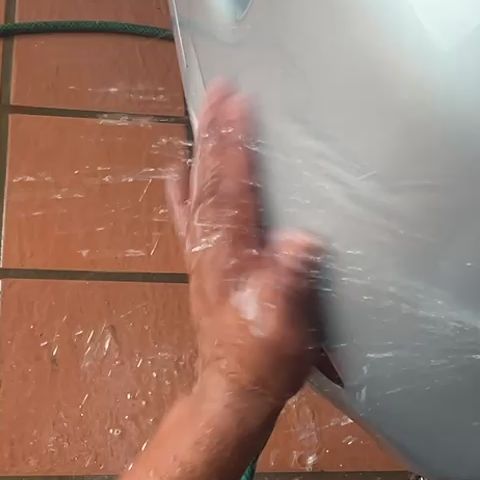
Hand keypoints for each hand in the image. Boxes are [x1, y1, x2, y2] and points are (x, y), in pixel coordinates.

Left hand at [168, 83, 321, 418]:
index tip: (239, 102)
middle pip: (210, 180)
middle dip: (215, 133)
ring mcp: (202, 257)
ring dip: (200, 151)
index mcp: (232, 256)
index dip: (236, 145)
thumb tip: (302, 239)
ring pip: (196, 193)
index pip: (233, 189)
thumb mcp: (286, 326)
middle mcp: (210, 249)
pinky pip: (188, 218)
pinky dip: (182, 189)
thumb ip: (289, 282)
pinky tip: (177, 170)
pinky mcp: (201, 267)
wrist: (232, 390)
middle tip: (218, 90)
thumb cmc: (263, 360)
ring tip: (201, 113)